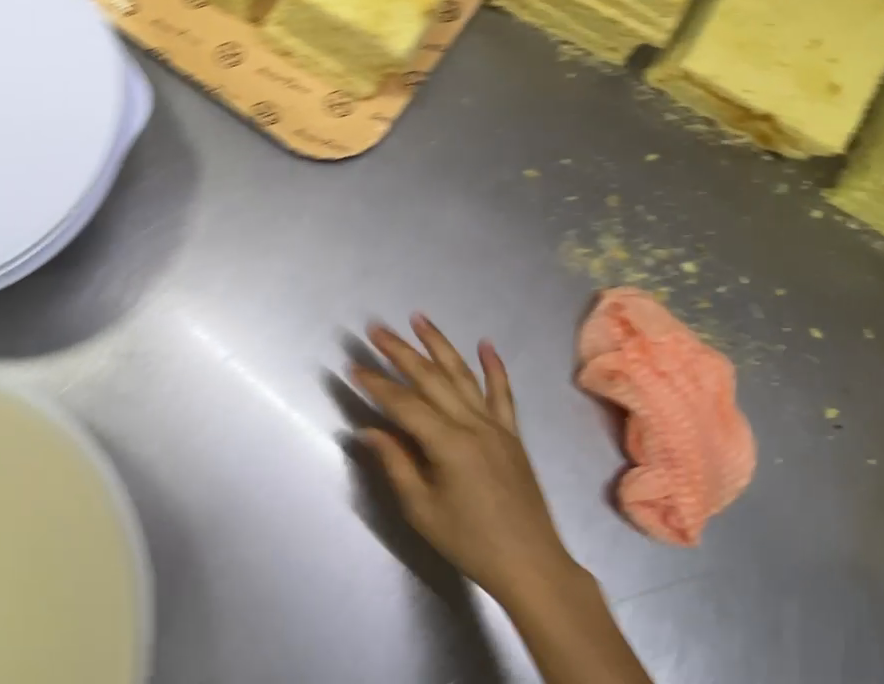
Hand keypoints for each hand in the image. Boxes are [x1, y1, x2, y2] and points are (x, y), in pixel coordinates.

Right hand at [351, 314, 573, 598]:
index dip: (376, 384)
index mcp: (448, 444)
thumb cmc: (469, 542)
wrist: (531, 564)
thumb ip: (395, 463)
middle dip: (400, 351)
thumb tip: (368, 430)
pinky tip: (486, 345)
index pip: (403, 404)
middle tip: (376, 329)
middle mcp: (472, 425)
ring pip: (463, 376)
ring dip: (439, 345)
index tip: (352, 366)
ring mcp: (496, 426)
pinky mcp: (512, 434)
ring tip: (419, 318)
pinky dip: (494, 367)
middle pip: (430, 379)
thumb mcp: (421, 509)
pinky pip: (503, 394)